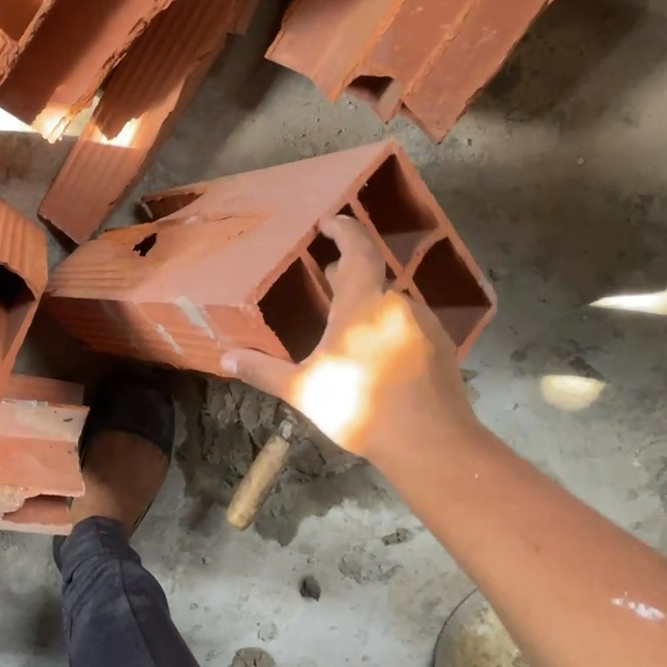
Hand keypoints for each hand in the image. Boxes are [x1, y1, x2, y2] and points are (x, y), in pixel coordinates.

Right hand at [221, 217, 479, 462]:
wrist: (430, 443)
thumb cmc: (359, 406)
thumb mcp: (302, 390)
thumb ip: (263, 370)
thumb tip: (226, 358)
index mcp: (361, 304)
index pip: (357, 249)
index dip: (343, 230)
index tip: (329, 222)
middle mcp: (395, 304)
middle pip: (370, 277)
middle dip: (347, 275)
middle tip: (324, 282)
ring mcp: (424, 324)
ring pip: (389, 303)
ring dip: (367, 305)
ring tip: (346, 327)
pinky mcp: (440, 347)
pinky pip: (407, 324)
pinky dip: (387, 327)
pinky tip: (375, 355)